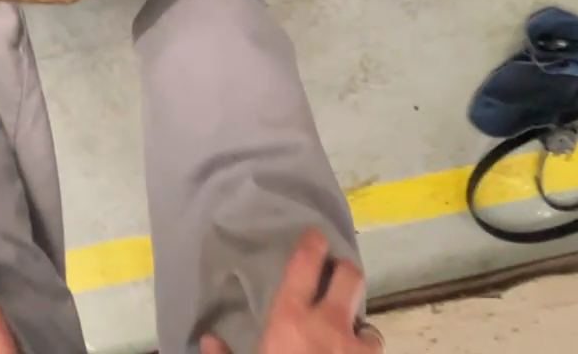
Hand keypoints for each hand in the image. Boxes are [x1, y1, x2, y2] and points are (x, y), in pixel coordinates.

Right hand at [200, 228, 382, 353]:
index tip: (317, 236)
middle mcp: (330, 326)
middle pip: (350, 278)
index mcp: (291, 320)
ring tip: (349, 343)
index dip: (313, 245)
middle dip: (346, 275)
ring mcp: (357, 352)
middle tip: (338, 279)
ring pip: (370, 326)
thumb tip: (208, 340)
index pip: (305, 265)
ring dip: (360, 332)